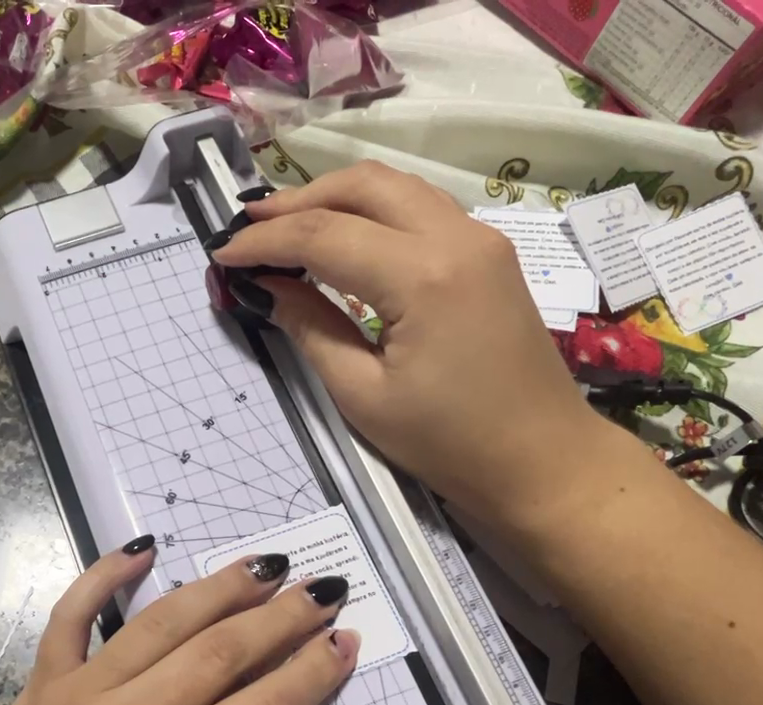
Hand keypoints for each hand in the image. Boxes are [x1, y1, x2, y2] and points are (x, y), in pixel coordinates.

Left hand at [0, 536, 372, 704]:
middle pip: (218, 654)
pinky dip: (103, 575)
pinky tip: (143, 547)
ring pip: (160, 624)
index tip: (346, 640)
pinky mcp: (43, 679)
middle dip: (280, 619)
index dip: (309, 675)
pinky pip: (71, 613)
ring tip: (266, 566)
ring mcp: (78, 691)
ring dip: (218, 588)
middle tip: (325, 589)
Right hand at [213, 163, 614, 532]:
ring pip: (394, 187)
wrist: (540, 461)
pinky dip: (370, 213)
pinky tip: (341, 241)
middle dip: (297, 199)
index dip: (265, 241)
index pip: (324, 234)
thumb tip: (265, 286)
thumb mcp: (363, 394)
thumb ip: (310, 327)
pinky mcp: (487, 254)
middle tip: (248, 226)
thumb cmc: (448, 443)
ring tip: (285, 226)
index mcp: (423, 276)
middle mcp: (456, 236)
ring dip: (335, 198)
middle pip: (362, 185)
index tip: (222, 254)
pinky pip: (419, 209)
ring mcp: (480, 239)